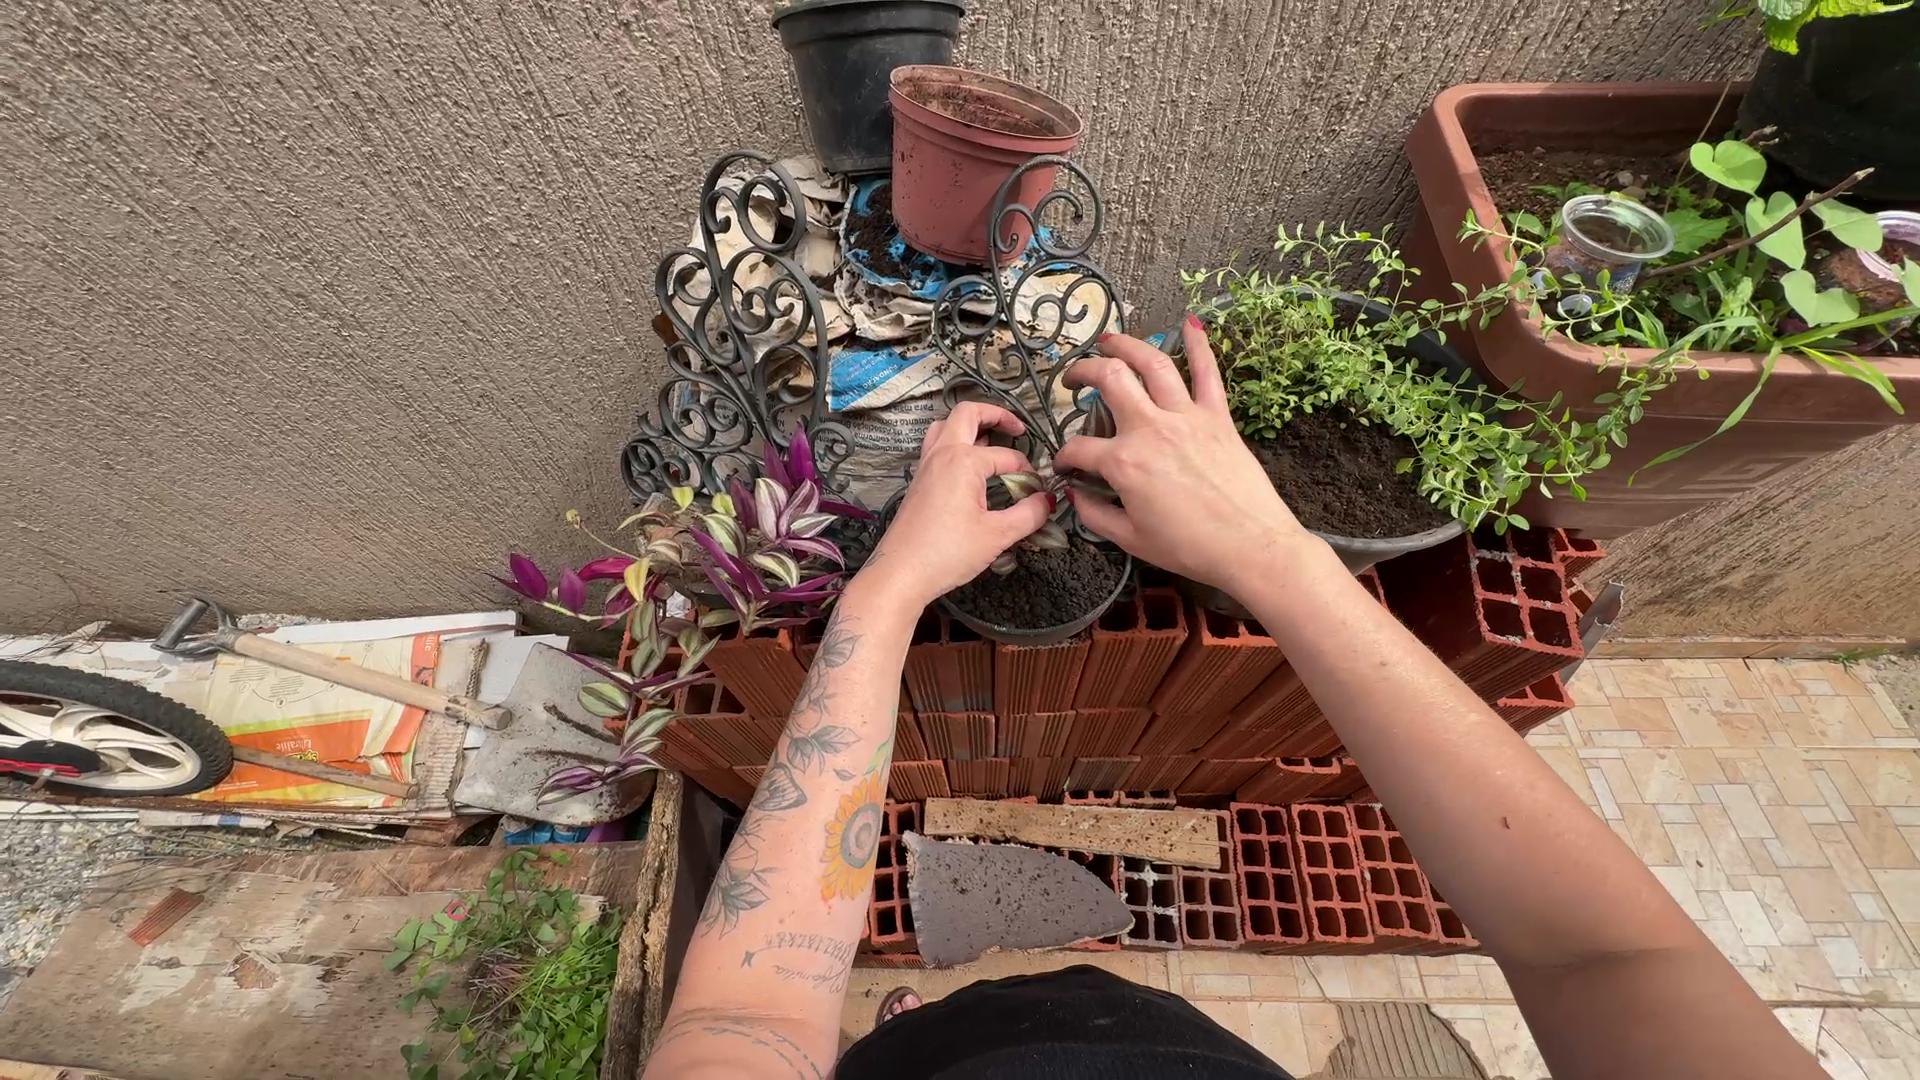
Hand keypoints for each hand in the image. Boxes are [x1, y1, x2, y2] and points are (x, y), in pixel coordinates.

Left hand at [863, 402, 1052, 609]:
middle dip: (996, 414)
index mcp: (963, 460)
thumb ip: (1029, 515)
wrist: (900, 573)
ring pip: (945, 426)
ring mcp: (926, 465)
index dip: (1029, 472)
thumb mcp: (997, 535)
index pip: (1007, 457)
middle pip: (968, 413)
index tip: (1040, 492)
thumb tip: (1048, 501)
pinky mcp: (918, 481)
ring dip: (969, 425)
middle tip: (1018, 429)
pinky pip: (936, 447)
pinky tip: (968, 466)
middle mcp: (942, 453)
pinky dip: (954, 444)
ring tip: (991, 440)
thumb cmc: (947, 553)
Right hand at [1054, 317, 1317, 593]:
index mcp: (1124, 463)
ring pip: (1151, 363)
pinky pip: (1208, 372)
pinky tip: (1189, 324)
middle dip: (1082, 372)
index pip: (1078, 449)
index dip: (1064, 457)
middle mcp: (1151, 429)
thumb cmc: (1190, 548)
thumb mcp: (1131, 540)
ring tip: (1109, 340)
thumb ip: (1095, 515)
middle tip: (1073, 380)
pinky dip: (1199, 344)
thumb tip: (1077, 496)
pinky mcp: (1218, 417)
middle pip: (1108, 380)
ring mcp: (1186, 417)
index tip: (1065, 466)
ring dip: (1125, 345)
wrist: (1251, 546)